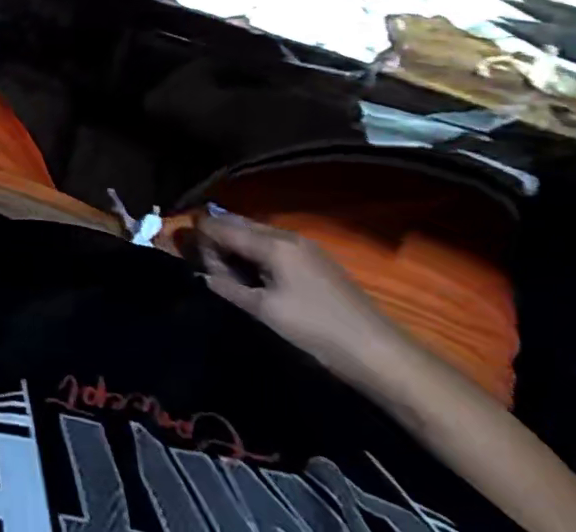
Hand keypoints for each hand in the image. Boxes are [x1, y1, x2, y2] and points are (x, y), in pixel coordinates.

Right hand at [180, 215, 414, 384]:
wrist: (380, 353)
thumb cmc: (316, 331)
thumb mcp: (264, 311)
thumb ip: (228, 287)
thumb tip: (201, 273)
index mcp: (272, 243)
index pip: (220, 225)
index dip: (201, 239)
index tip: (195, 263)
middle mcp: (286, 235)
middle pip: (237, 223)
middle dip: (217, 240)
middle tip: (210, 269)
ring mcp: (303, 245)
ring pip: (254, 233)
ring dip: (236, 248)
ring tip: (230, 277)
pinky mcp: (314, 259)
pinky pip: (271, 244)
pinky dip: (255, 254)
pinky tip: (256, 278)